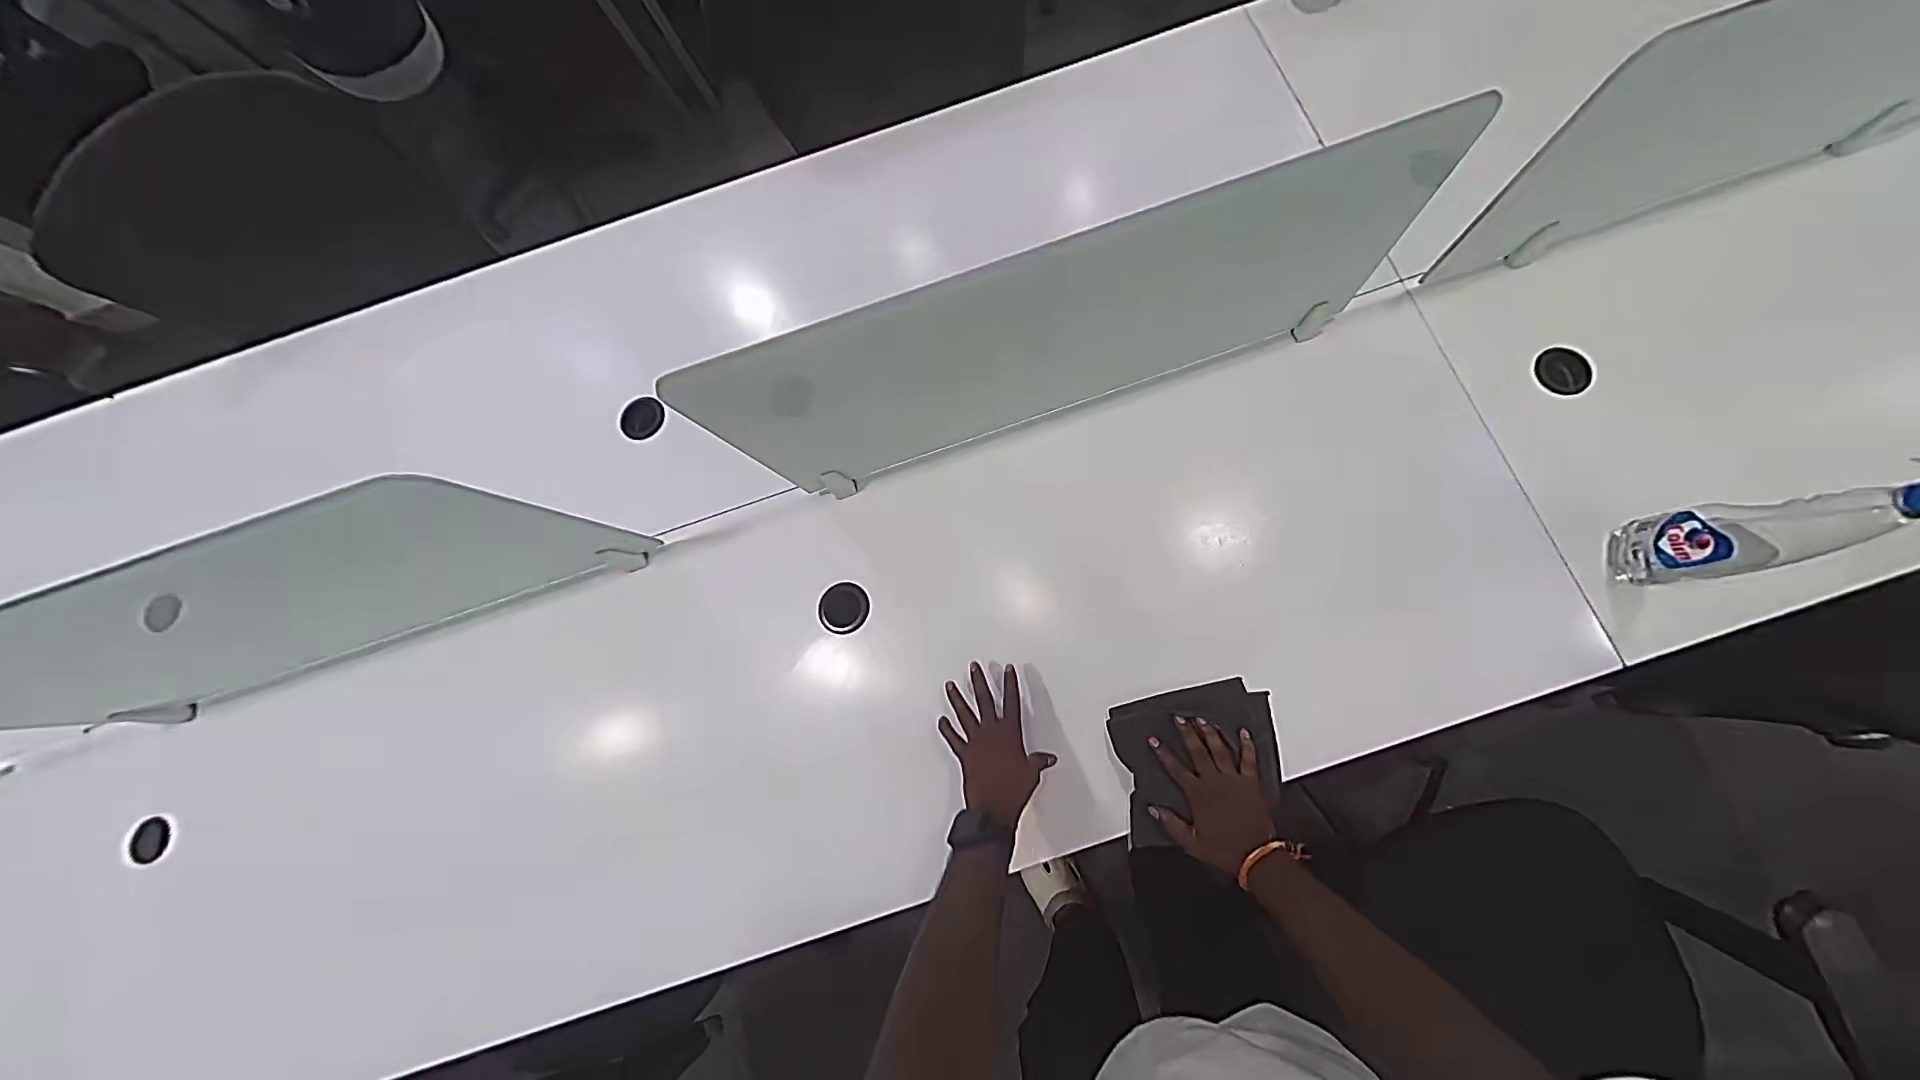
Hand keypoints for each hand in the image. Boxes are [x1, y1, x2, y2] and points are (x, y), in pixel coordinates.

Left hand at [938, 662, 1055, 827]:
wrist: (993, 808)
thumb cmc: (1014, 790)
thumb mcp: (1032, 773)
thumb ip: (1037, 762)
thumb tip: (1047, 759)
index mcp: (1010, 733)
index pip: (1012, 702)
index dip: (1010, 684)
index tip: (1008, 669)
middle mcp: (991, 733)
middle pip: (985, 701)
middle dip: (979, 682)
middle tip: (974, 667)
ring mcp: (975, 742)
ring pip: (965, 714)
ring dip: (957, 699)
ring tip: (950, 685)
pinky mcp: (964, 755)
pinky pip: (954, 738)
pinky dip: (947, 730)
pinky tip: (942, 720)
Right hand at [1150, 716, 1277, 875]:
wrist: (1255, 856)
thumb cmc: (1225, 849)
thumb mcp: (1191, 842)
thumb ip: (1171, 823)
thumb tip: (1155, 809)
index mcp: (1198, 794)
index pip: (1175, 768)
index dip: (1163, 753)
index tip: (1155, 741)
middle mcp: (1214, 782)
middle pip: (1197, 751)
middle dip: (1187, 733)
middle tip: (1180, 719)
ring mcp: (1234, 780)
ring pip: (1220, 750)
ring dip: (1210, 733)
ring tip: (1203, 720)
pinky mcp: (1251, 783)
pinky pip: (1249, 759)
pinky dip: (1247, 745)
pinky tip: (1243, 733)